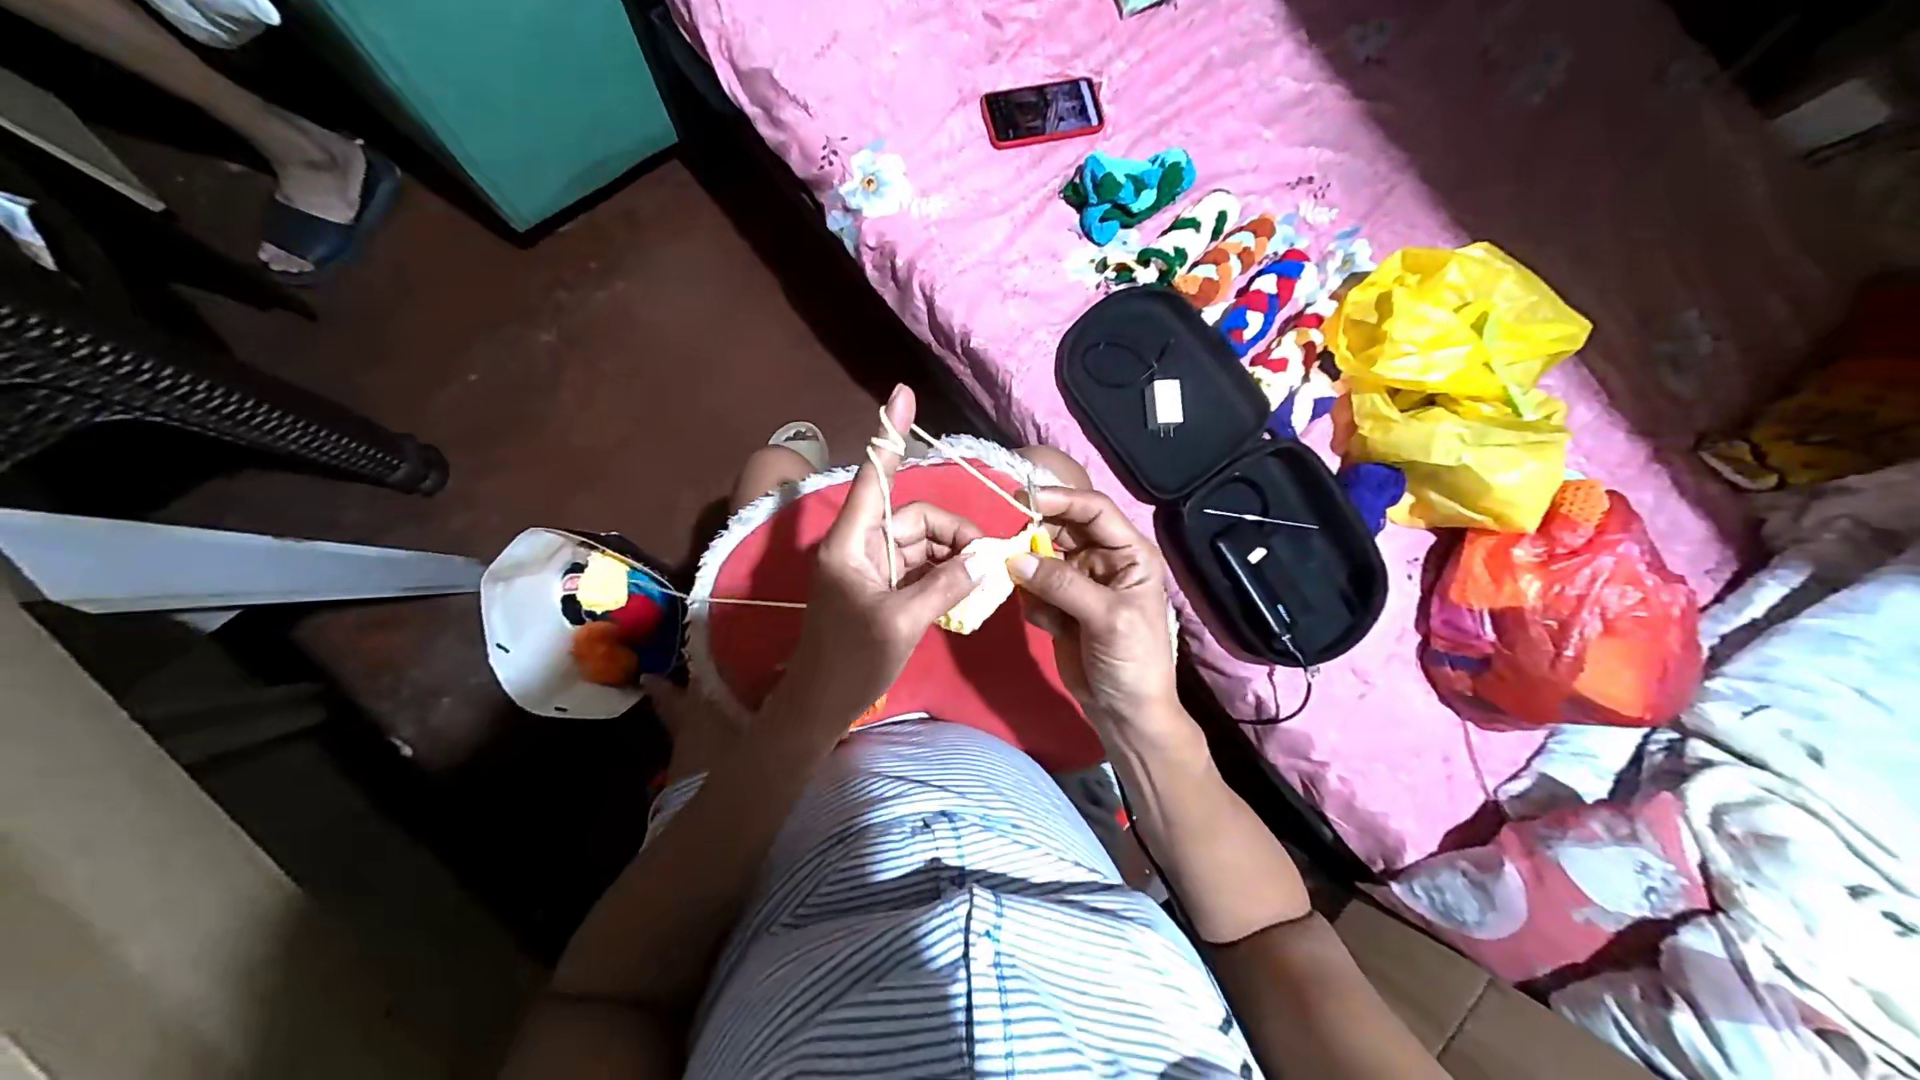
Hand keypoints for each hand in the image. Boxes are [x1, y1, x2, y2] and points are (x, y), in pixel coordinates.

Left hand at [778, 385, 985, 727]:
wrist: (819, 707)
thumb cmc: (850, 663)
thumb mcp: (902, 623)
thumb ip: (945, 585)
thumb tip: (983, 558)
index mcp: (852, 543)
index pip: (873, 478)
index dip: (888, 437)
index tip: (900, 395)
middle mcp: (860, 546)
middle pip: (913, 517)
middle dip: (953, 533)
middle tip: (987, 562)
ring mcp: (870, 569)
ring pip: (919, 543)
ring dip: (951, 556)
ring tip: (981, 579)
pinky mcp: (879, 589)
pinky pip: (917, 568)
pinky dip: (942, 574)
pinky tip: (966, 589)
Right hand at [1011, 487, 1180, 733]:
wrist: (1125, 714)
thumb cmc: (1133, 661)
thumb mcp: (1107, 618)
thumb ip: (1064, 585)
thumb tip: (1016, 559)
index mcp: (1129, 554)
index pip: (1094, 510)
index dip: (1061, 500)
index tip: (1022, 499)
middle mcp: (1104, 561)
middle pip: (1063, 529)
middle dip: (1037, 537)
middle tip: (1009, 550)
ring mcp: (1079, 583)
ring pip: (1043, 558)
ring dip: (1030, 573)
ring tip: (1036, 601)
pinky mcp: (1059, 606)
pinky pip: (1034, 588)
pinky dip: (1032, 601)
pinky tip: (1048, 625)